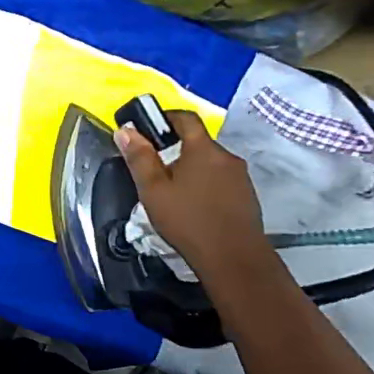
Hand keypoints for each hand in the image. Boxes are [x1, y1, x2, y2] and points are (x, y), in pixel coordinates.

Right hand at [115, 108, 270, 275]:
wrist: (232, 257)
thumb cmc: (187, 220)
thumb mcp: (153, 191)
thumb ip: (140, 159)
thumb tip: (126, 131)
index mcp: (202, 150)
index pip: (186, 119)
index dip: (166, 117)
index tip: (148, 127)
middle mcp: (226, 156)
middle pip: (198, 144)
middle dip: (176, 151)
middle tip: (155, 172)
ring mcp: (240, 176)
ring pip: (210, 164)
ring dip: (191, 170)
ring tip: (173, 194)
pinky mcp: (247, 195)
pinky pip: (221, 181)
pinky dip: (205, 186)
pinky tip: (194, 208)